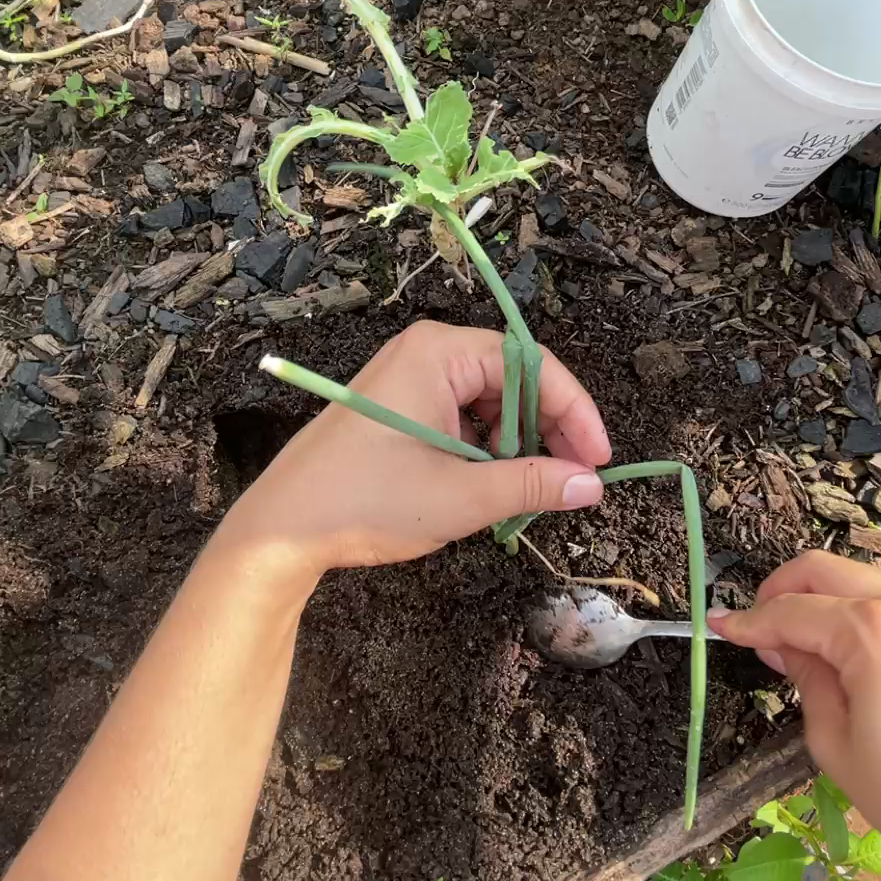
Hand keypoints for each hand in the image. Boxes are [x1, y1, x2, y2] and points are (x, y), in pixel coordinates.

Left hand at [218, 321, 612, 575]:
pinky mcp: (400, 408)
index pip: (531, 365)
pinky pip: (461, 418)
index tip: (599, 459)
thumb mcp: (462, 496)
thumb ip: (533, 484)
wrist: (281, 529)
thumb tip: (591, 485)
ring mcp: (409, 380)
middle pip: (512, 381)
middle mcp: (425, 353)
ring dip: (516, 445)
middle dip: (546, 431)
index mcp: (439, 352)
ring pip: (488, 403)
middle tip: (572, 480)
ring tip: (529, 489)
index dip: (574, 411)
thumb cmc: (367, 501)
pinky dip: (485, 450)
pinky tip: (491, 485)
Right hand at [707, 552, 880, 880]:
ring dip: (820, 596)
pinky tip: (850, 645)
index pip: (789, 612)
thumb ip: (803, 677)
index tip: (720, 624)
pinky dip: (860, 605)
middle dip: (779, 591)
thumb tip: (782, 645)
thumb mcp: (835, 743)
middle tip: (759, 628)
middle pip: (819, 568)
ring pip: (857, 574)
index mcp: (872, 632)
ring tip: (804, 642)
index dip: (748, 620)